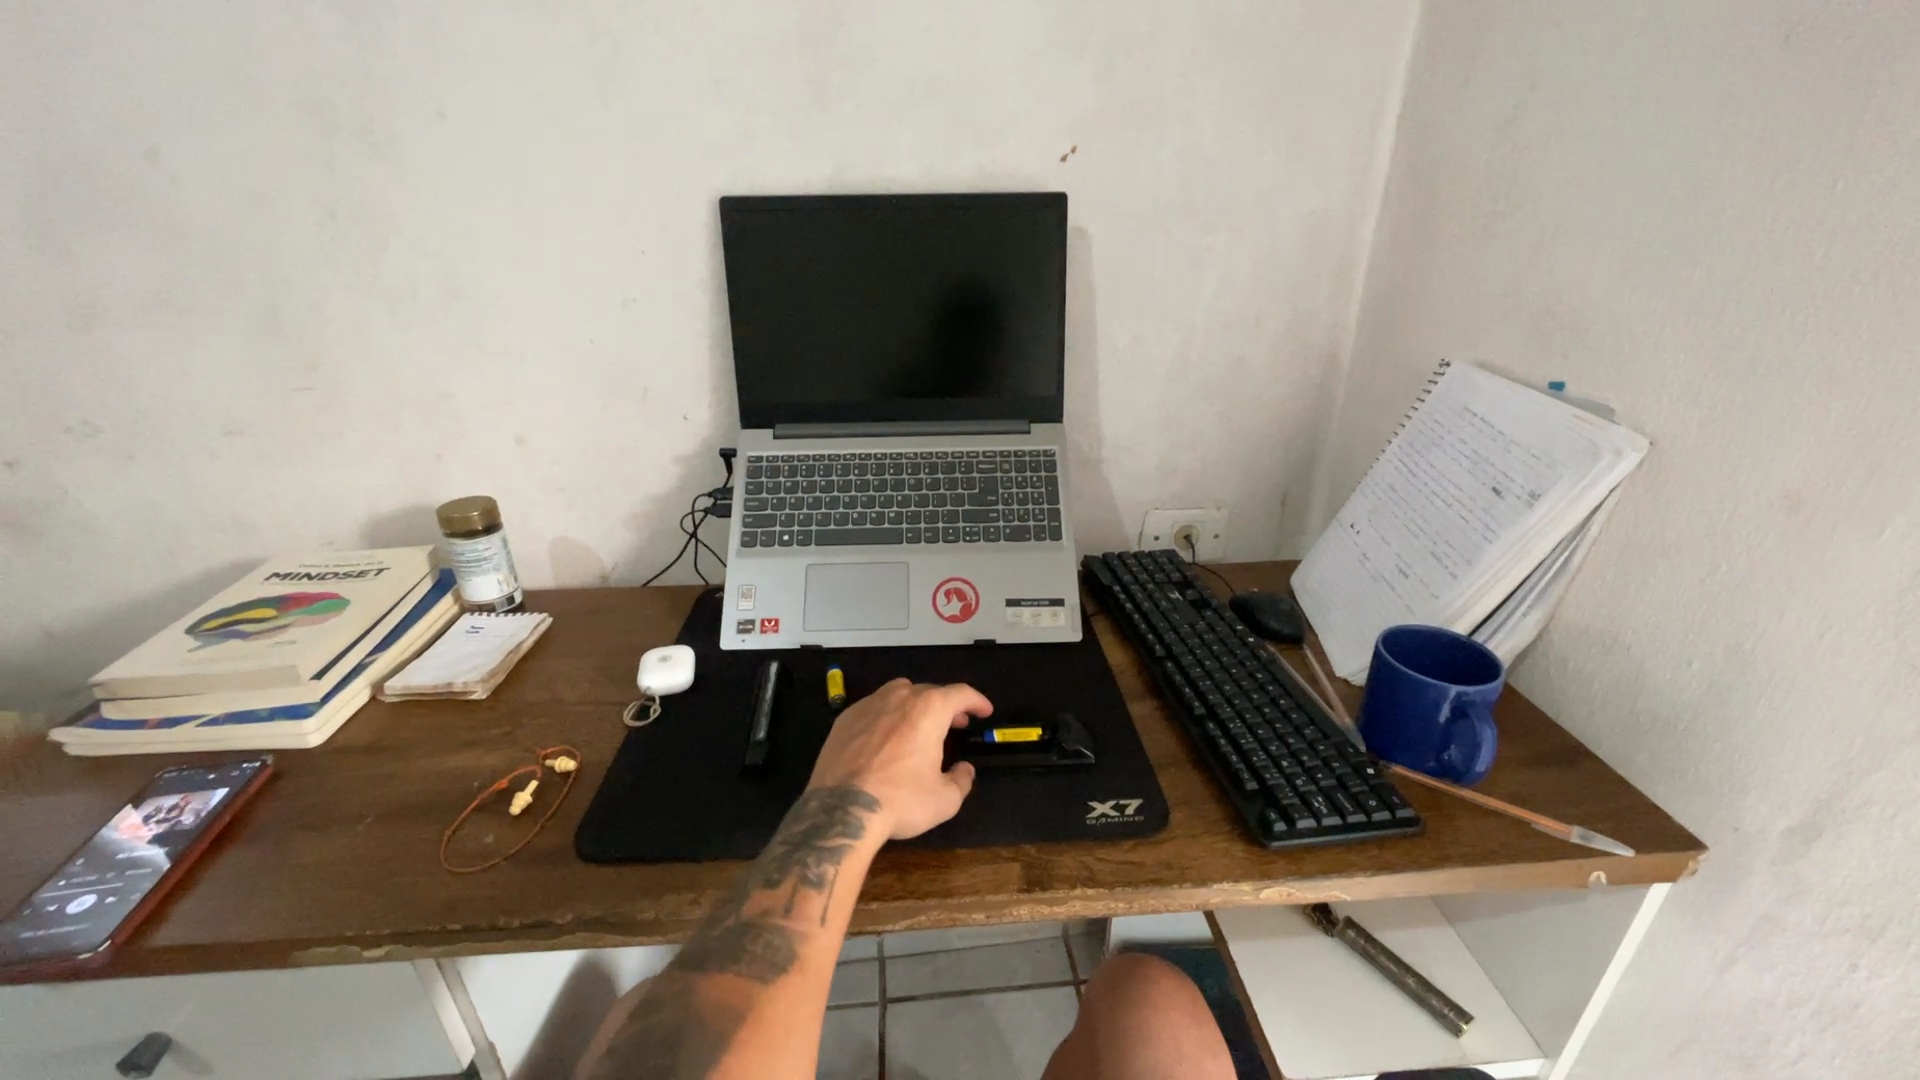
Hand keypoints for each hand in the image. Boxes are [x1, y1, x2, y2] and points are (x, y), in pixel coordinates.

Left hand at [808, 678, 990, 839]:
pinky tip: (886, 737)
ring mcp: (868, 705)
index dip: (976, 701)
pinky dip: (887, 715)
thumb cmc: (900, 800)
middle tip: (956, 723)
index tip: (984, 710)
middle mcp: (899, 698)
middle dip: (947, 704)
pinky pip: (874, 708)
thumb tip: (964, 770)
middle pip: (929, 691)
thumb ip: (961, 780)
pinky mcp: (845, 719)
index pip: (960, 693)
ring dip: (915, 704)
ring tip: (920, 725)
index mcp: (929, 709)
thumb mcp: (944, 800)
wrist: (841, 809)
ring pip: (898, 693)